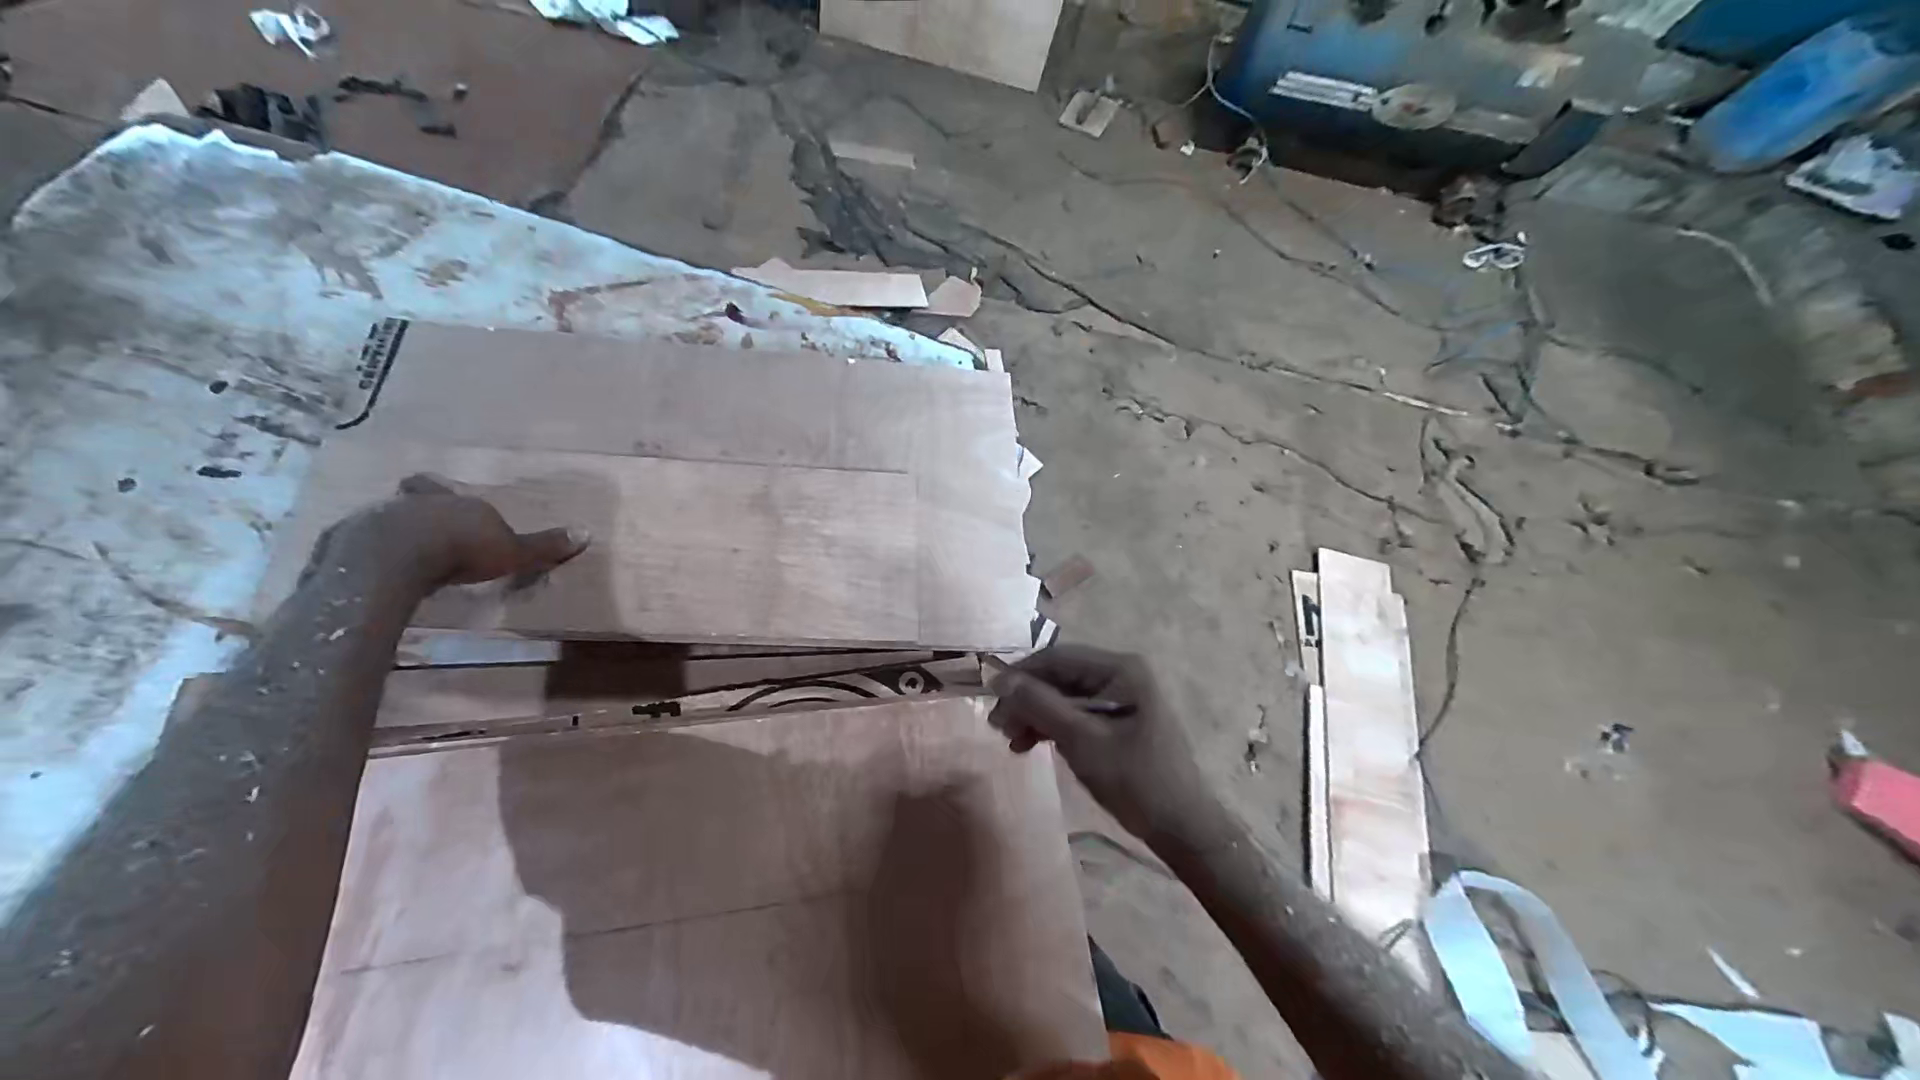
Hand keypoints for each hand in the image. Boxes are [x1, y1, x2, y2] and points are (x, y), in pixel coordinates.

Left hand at [311, 473, 589, 589]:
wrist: (392, 560)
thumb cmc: (460, 550)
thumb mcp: (512, 552)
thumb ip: (544, 546)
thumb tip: (586, 533)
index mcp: (452, 501)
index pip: (444, 488)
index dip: (445, 495)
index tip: (448, 502)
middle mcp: (412, 503)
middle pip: (412, 495)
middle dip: (416, 505)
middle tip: (421, 521)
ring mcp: (373, 520)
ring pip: (382, 518)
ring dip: (390, 531)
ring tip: (398, 553)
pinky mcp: (343, 544)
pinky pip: (353, 545)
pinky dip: (363, 555)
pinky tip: (372, 572)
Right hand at [989, 645, 1214, 843]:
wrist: (1182, 827)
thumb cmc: (1135, 780)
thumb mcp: (1081, 740)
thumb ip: (1040, 705)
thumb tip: (999, 679)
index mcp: (1120, 669)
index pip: (1057, 658)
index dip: (1020, 675)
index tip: (991, 699)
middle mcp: (1121, 674)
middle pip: (1060, 676)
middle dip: (1026, 700)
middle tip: (998, 727)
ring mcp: (1121, 697)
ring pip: (1064, 697)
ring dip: (1035, 715)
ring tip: (1012, 741)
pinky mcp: (1118, 721)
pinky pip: (1076, 714)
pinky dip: (1052, 727)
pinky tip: (1030, 745)